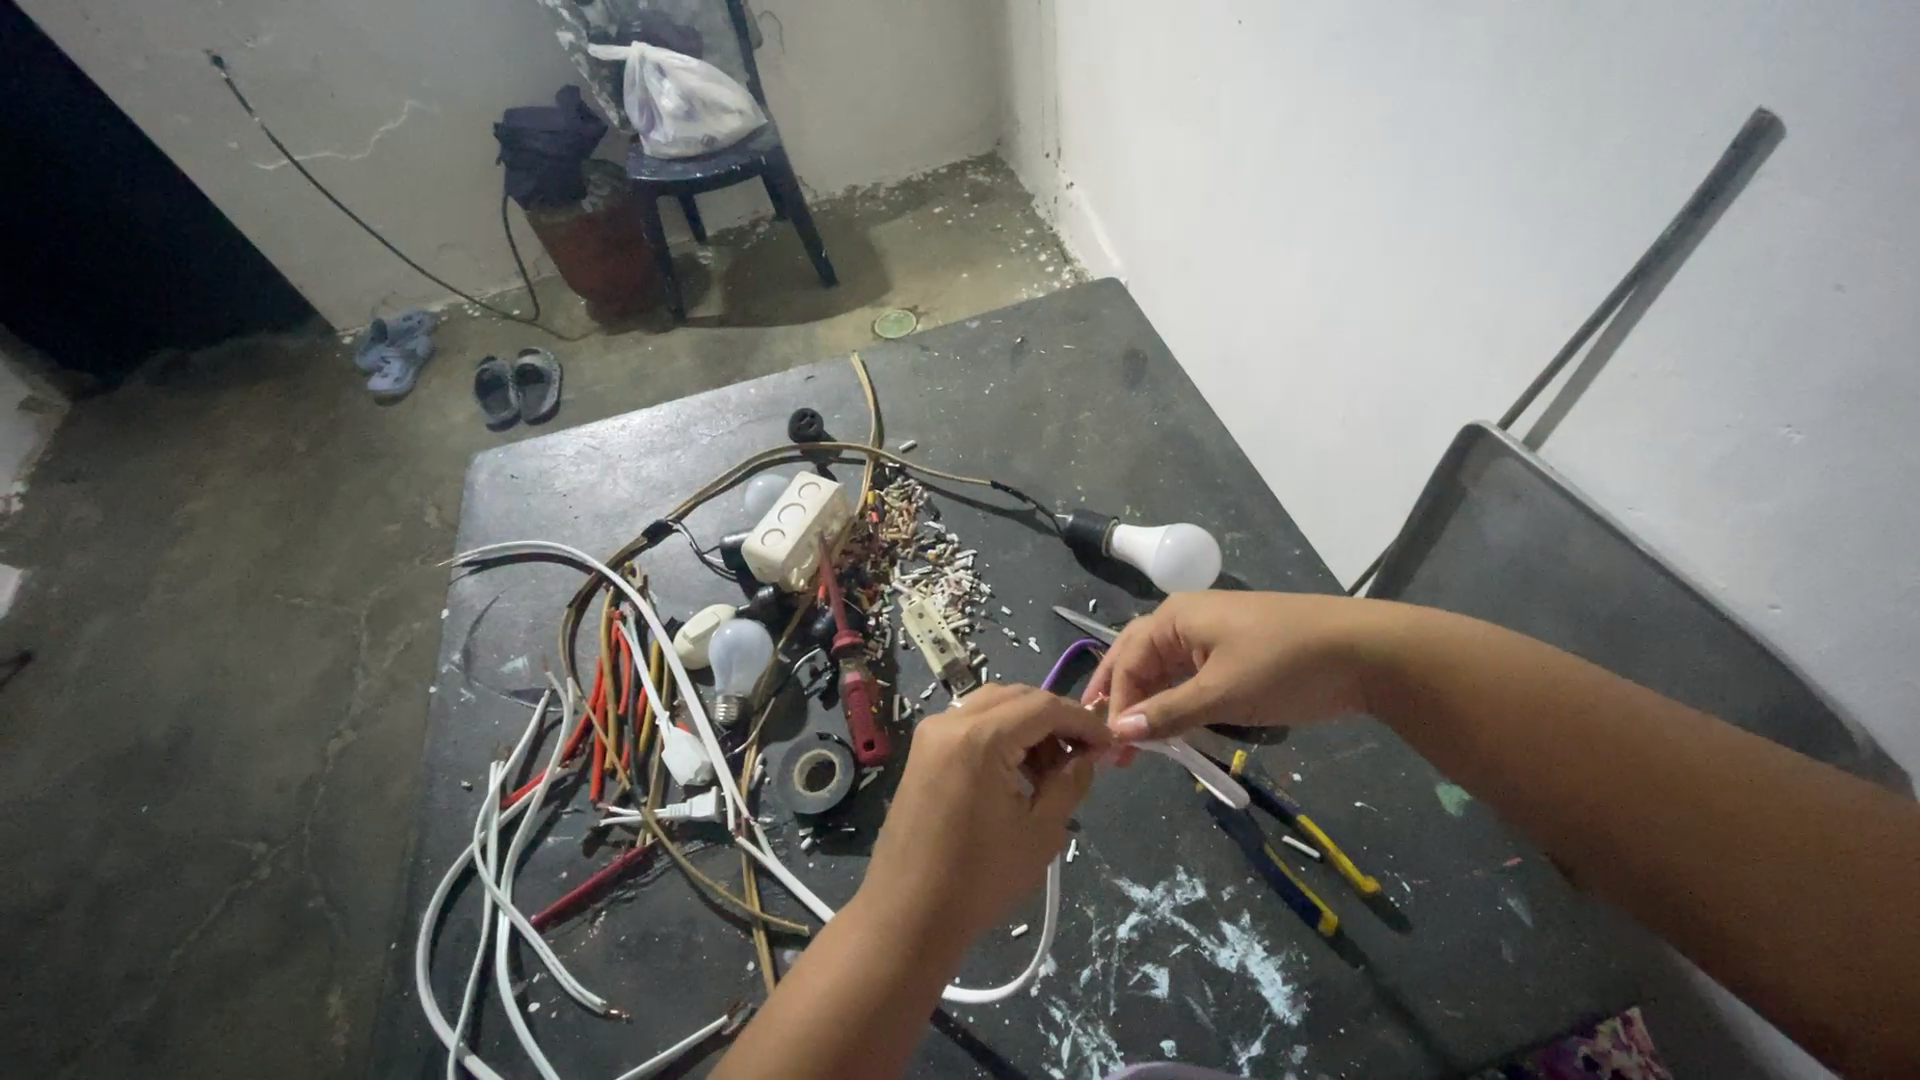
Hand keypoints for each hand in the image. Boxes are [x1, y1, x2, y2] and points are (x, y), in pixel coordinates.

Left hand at [858, 683, 1108, 942]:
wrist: (907, 915)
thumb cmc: (979, 879)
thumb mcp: (1041, 832)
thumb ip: (1070, 781)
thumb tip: (1090, 755)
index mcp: (980, 738)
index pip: (1044, 706)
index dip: (1082, 721)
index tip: (1109, 744)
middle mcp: (950, 722)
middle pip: (1016, 697)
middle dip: (1054, 720)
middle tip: (1082, 756)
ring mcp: (930, 734)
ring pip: (992, 706)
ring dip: (1027, 726)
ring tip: (1051, 771)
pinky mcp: (923, 752)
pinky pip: (971, 724)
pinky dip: (1000, 735)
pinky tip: (1018, 773)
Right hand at [1084, 591, 1382, 747]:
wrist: (1365, 652)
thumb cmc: (1285, 664)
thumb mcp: (1222, 693)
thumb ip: (1168, 713)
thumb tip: (1119, 732)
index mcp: (1175, 617)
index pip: (1127, 660)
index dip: (1115, 703)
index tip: (1110, 746)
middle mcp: (1185, 620)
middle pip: (1137, 659)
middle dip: (1120, 698)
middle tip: (1106, 742)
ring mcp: (1211, 636)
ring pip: (1164, 670)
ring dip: (1149, 704)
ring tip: (1136, 743)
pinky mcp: (1235, 654)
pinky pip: (1191, 677)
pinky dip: (1177, 702)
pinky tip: (1172, 728)